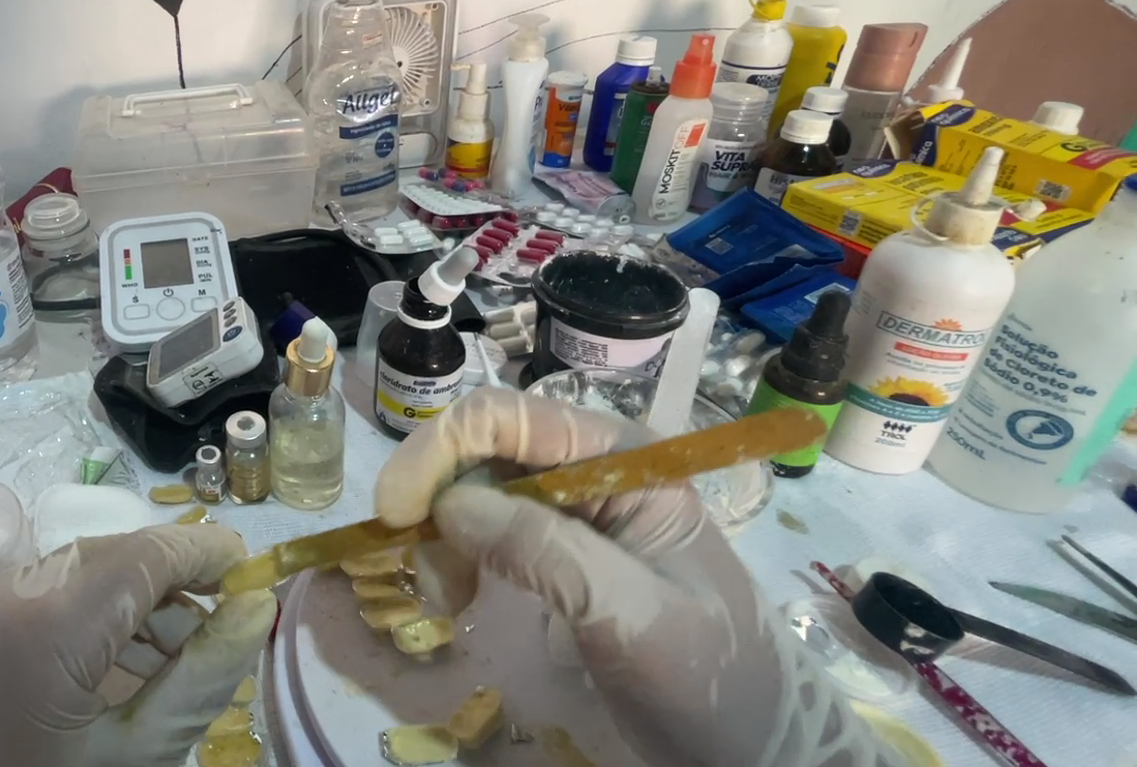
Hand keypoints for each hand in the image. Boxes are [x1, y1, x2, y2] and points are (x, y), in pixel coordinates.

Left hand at [0, 523, 275, 766]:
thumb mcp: (135, 757)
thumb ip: (201, 677)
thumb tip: (257, 608)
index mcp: (42, 628)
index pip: (141, 557)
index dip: (202, 552)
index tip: (249, 566)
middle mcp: (6, 590)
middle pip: (115, 556)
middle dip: (174, 579)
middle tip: (224, 615)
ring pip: (86, 567)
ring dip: (140, 596)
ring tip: (183, 650)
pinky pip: (54, 586)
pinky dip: (99, 606)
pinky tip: (132, 652)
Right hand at [376, 387, 894, 766]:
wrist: (754, 747)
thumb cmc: (712, 680)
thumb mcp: (633, 616)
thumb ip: (545, 551)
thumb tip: (449, 505)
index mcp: (618, 455)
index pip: (505, 417)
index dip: (438, 448)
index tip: (395, 509)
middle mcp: (586, 462)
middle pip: (479, 445)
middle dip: (434, 495)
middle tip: (408, 555)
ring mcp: (568, 499)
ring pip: (470, 484)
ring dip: (439, 531)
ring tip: (440, 595)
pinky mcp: (553, 537)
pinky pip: (481, 522)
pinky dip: (453, 551)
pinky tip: (455, 591)